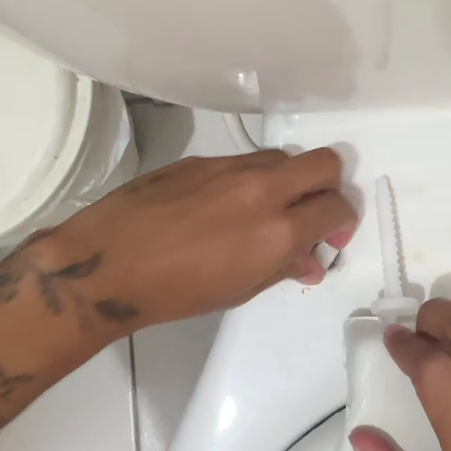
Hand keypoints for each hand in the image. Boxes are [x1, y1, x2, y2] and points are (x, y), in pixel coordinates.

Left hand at [0, 149, 356, 333]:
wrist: (108, 264)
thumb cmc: (175, 292)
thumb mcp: (237, 290)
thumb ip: (281, 268)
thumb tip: (310, 262)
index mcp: (276, 231)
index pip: (335, 207)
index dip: (342, 222)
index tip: (331, 237)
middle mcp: (261, 189)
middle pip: (324, 163)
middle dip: (329, 186)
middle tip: (311, 214)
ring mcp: (229, 168)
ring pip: (282, 158)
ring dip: (289, 181)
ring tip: (266, 212)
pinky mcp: (199, 159)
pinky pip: (243, 161)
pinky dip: (250, 180)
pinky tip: (224, 207)